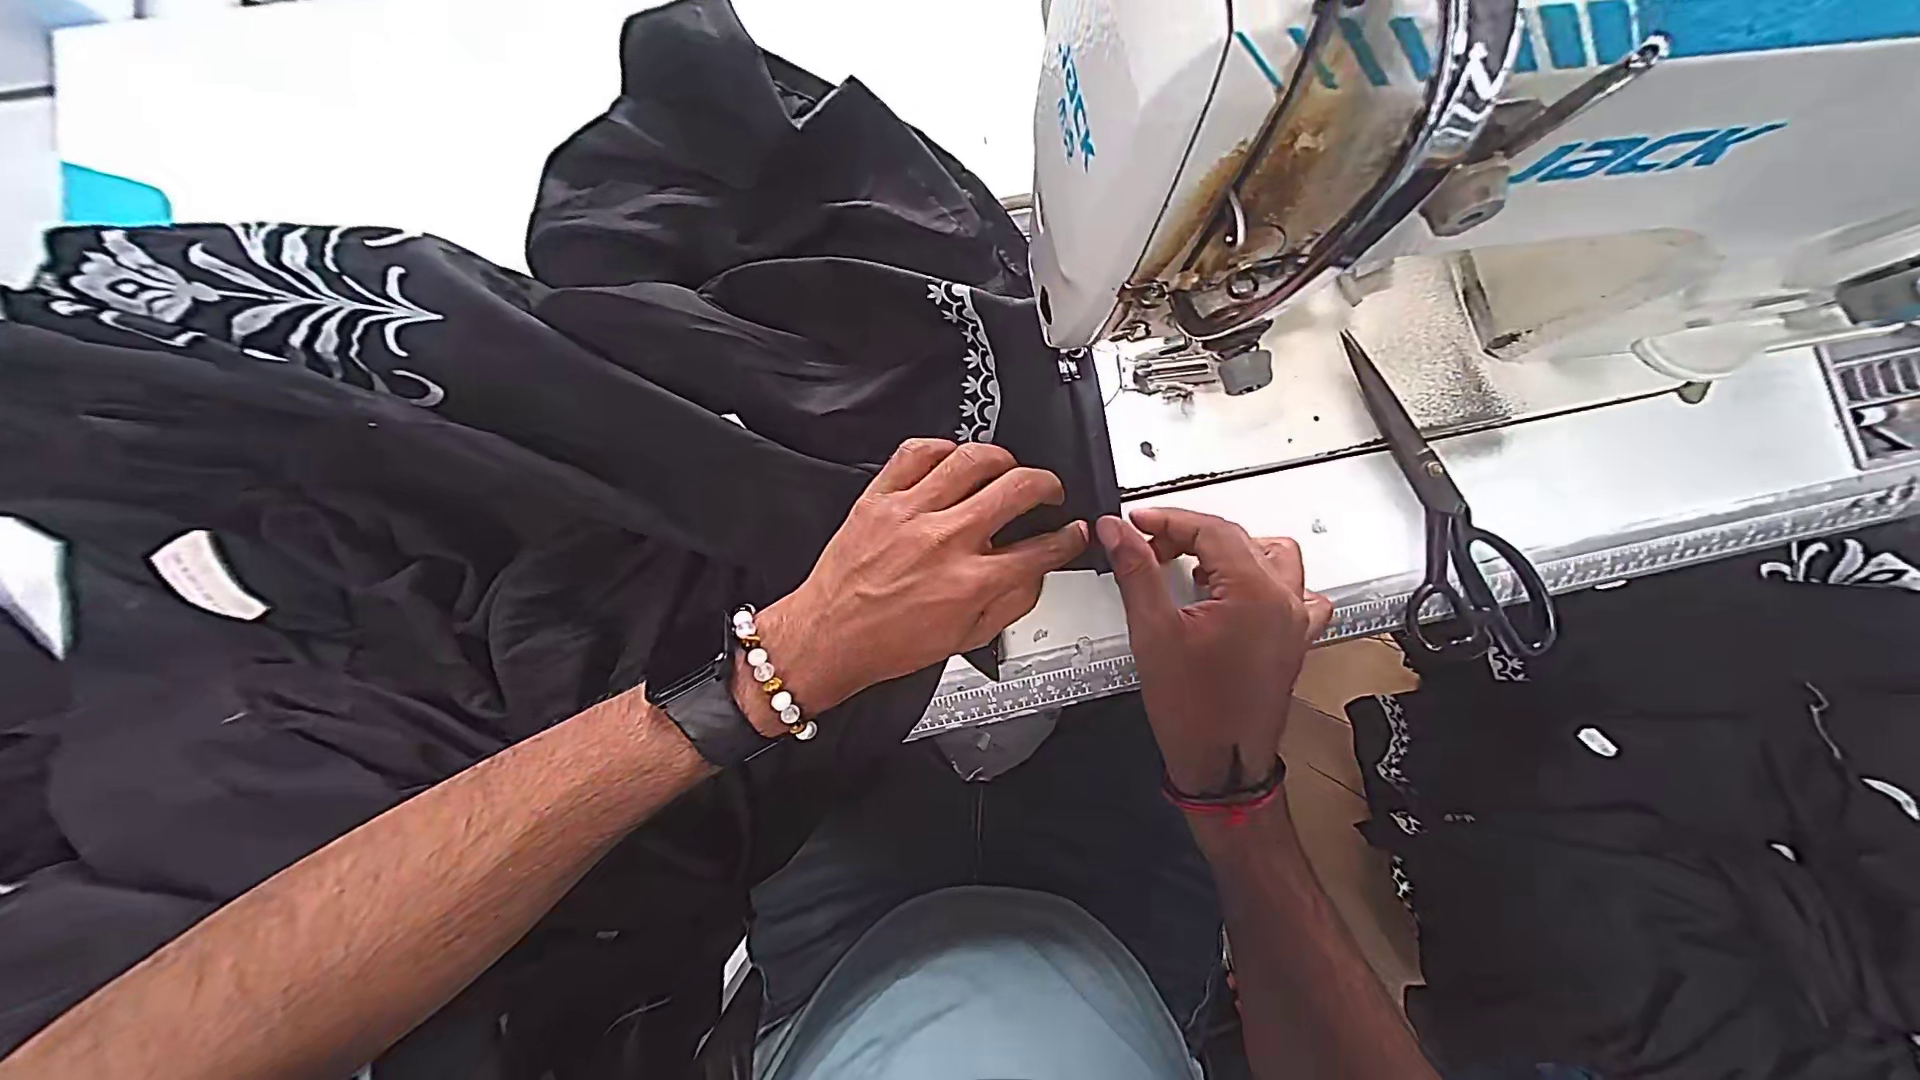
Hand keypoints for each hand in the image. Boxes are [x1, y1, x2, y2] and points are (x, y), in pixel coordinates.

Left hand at [753, 439, 1087, 720]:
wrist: (830, 636)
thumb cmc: (889, 642)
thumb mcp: (966, 638)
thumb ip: (1013, 603)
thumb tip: (1038, 571)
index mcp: (972, 582)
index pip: (1042, 548)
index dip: (1069, 537)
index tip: (1071, 532)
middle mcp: (946, 541)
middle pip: (1019, 489)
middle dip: (1049, 485)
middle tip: (1049, 491)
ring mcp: (911, 514)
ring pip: (973, 460)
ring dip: (1005, 459)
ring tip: (1009, 469)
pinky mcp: (880, 499)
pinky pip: (916, 452)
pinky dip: (943, 448)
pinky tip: (952, 459)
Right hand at [1098, 508, 1331, 793]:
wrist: (1222, 764)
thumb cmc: (1196, 711)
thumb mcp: (1153, 630)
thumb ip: (1136, 570)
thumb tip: (1118, 532)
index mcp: (1255, 592)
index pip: (1212, 528)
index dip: (1168, 519)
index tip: (1138, 523)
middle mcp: (1285, 601)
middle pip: (1238, 537)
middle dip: (1189, 534)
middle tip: (1150, 547)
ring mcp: (1294, 620)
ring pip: (1272, 555)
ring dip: (1231, 550)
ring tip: (1191, 565)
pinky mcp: (1294, 638)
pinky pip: (1295, 590)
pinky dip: (1265, 579)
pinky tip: (1236, 591)